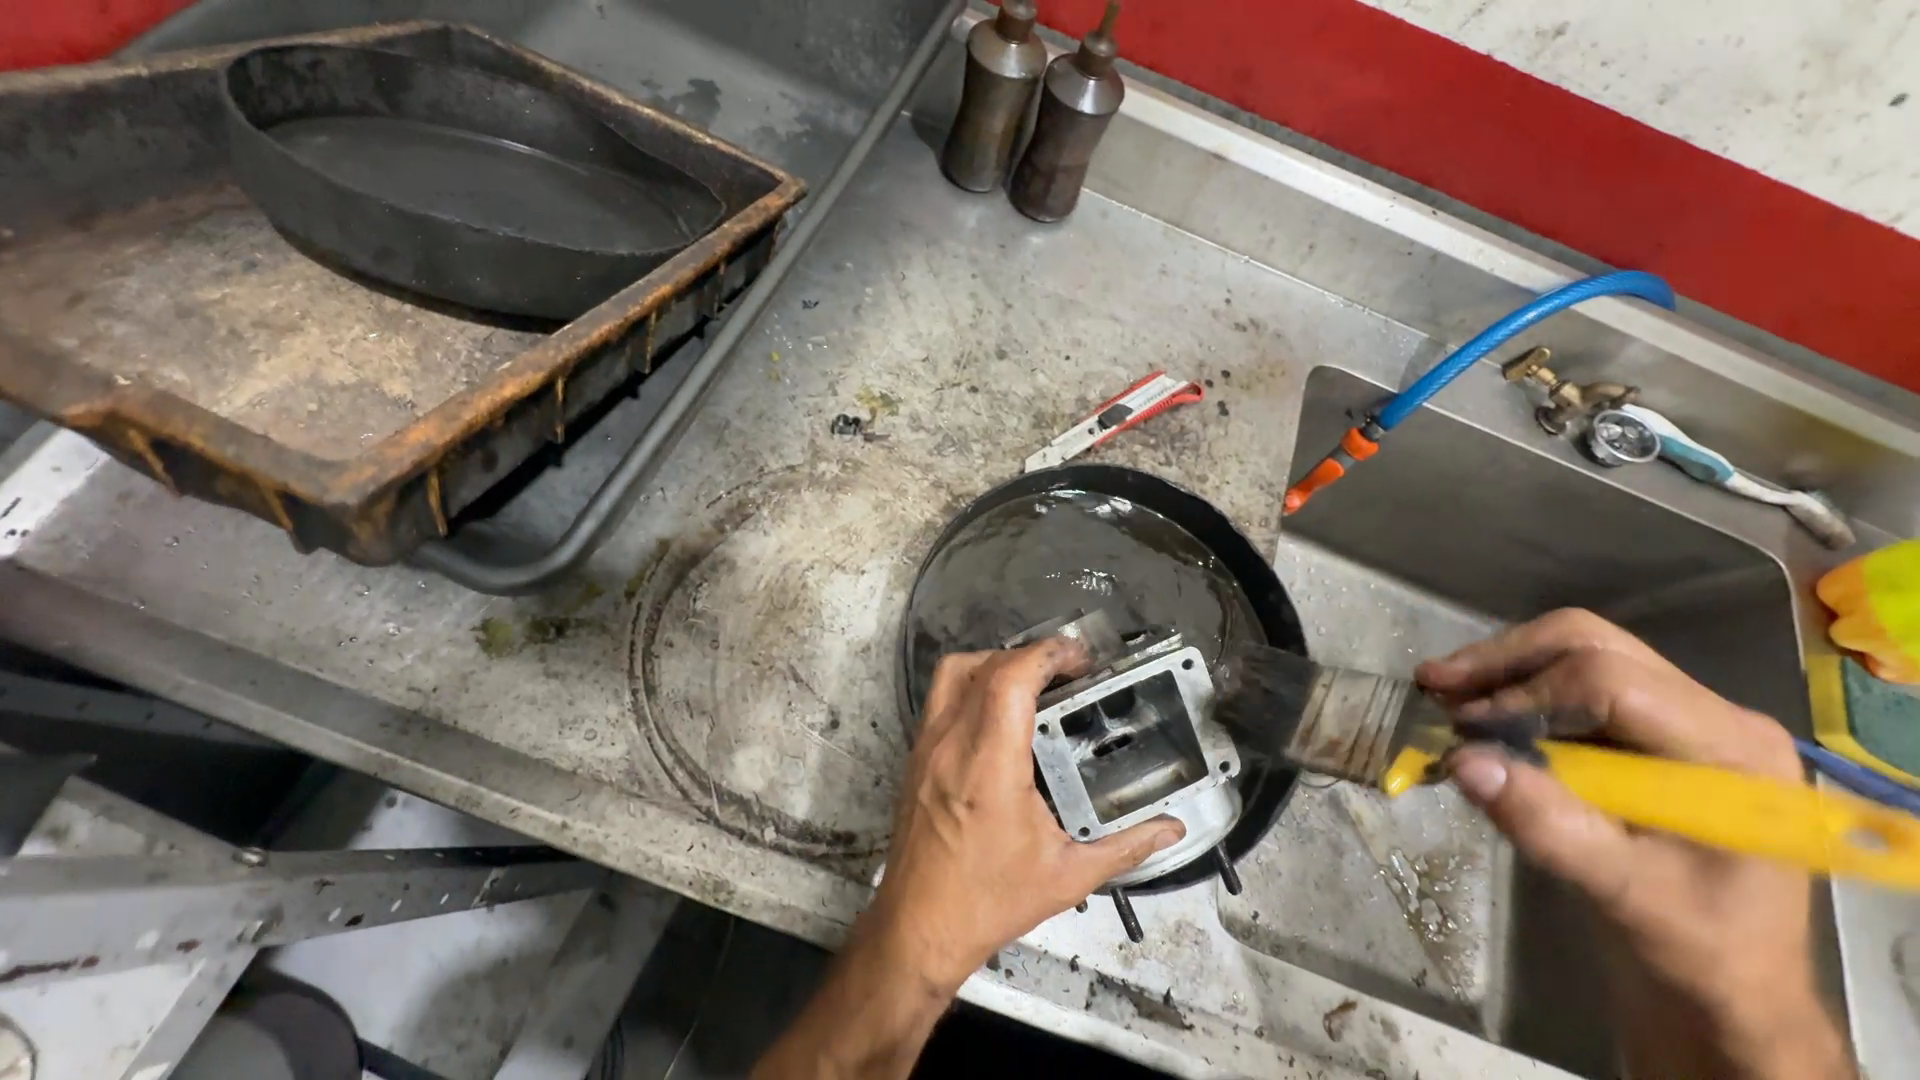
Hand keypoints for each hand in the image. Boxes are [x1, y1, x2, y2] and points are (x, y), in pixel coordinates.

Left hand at [868, 638, 1185, 991]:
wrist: (918, 927)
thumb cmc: (986, 902)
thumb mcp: (1067, 877)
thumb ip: (1125, 846)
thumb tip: (1170, 829)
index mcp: (988, 766)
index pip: (1010, 679)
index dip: (1047, 654)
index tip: (1079, 658)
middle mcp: (950, 745)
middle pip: (983, 665)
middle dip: (1029, 655)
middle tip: (1068, 671)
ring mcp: (926, 748)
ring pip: (953, 674)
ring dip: (995, 664)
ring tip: (1035, 684)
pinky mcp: (916, 758)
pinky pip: (941, 699)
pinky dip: (973, 687)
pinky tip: (1004, 717)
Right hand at [1417, 609, 1851, 1078]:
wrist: (1728, 981)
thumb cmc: (1692, 942)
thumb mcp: (1620, 891)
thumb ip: (1546, 823)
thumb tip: (1462, 760)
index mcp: (1726, 747)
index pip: (1612, 679)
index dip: (1526, 695)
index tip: (1463, 729)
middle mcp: (1711, 713)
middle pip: (1591, 644)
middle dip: (1504, 660)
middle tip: (1436, 684)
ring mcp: (1680, 715)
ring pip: (1577, 650)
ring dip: (1503, 669)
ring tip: (1442, 692)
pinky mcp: (1647, 728)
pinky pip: (1572, 680)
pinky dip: (1515, 688)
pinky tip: (1474, 712)